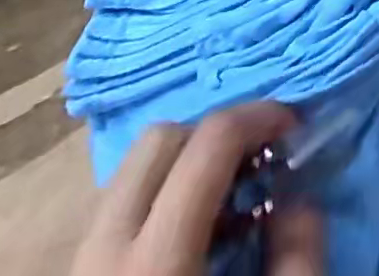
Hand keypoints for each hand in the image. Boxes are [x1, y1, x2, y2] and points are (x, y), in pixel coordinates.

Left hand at [74, 101, 325, 275]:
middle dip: (218, 135)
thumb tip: (299, 197)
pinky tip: (196, 238)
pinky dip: (164, 196)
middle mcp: (103, 250)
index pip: (207, 145)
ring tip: (233, 202)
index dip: (259, 117)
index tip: (295, 127)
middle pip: (160, 140)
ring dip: (189, 164)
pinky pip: (121, 207)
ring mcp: (79, 265)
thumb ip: (298, 260)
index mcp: (154, 264)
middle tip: (262, 160)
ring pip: (134, 170)